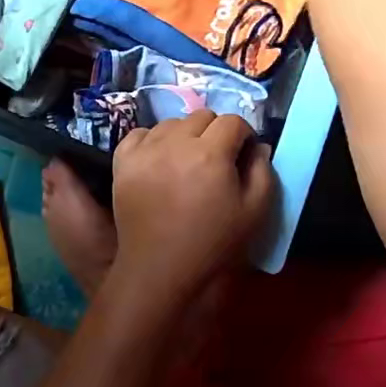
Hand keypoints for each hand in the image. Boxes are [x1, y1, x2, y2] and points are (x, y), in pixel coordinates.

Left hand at [107, 111, 275, 311]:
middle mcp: (175, 143)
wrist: (162, 270)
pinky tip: (159, 160)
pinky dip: (152, 141)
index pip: (233, 121)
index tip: (242, 155)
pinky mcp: (123, 162)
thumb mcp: (254, 212)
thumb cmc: (213, 243)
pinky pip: (139, 134)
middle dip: (215, 132)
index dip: (243, 135)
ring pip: (171, 123)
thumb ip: (262, 171)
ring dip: (184, 135)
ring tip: (186, 162)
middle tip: (215, 160)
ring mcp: (145, 151)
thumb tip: (257, 146)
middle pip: (202, 116)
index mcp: (210, 153)